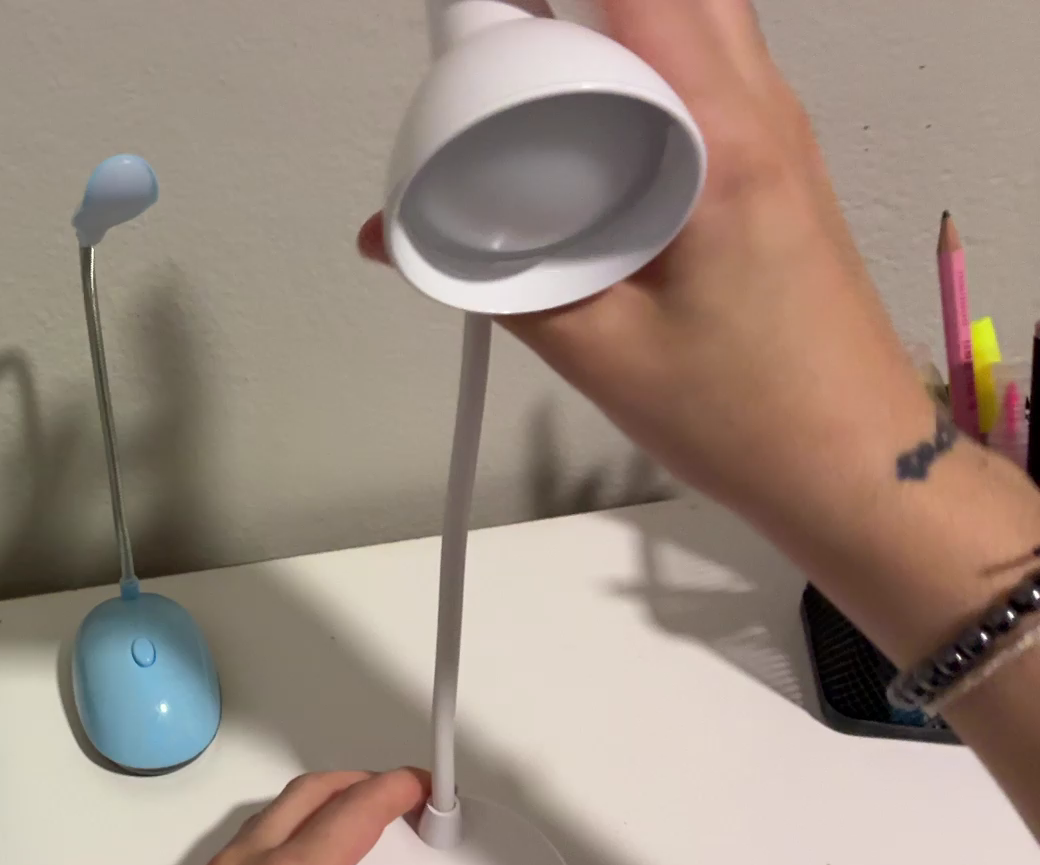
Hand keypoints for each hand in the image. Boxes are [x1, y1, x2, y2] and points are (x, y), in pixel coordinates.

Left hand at [91, 770, 550, 864]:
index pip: (351, 810)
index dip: (392, 789)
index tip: (420, 785)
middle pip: (304, 795)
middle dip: (353, 784)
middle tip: (392, 796)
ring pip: (268, 817)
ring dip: (312, 808)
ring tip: (350, 830)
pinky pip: (243, 848)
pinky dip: (279, 837)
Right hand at [359, 0, 930, 539]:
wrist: (835, 451)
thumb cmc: (729, 406)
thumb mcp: (587, 347)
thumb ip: (488, 279)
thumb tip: (397, 236)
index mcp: (723, 147)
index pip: (639, 4)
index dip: (544, 11)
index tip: (477, 34)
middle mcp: (761, 114)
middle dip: (568, 14)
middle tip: (486, 59)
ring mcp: (771, 133)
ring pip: (688, 25)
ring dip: (600, 36)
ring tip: (516, 93)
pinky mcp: (761, 164)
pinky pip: (694, 78)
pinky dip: (627, 77)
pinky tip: (572, 140)